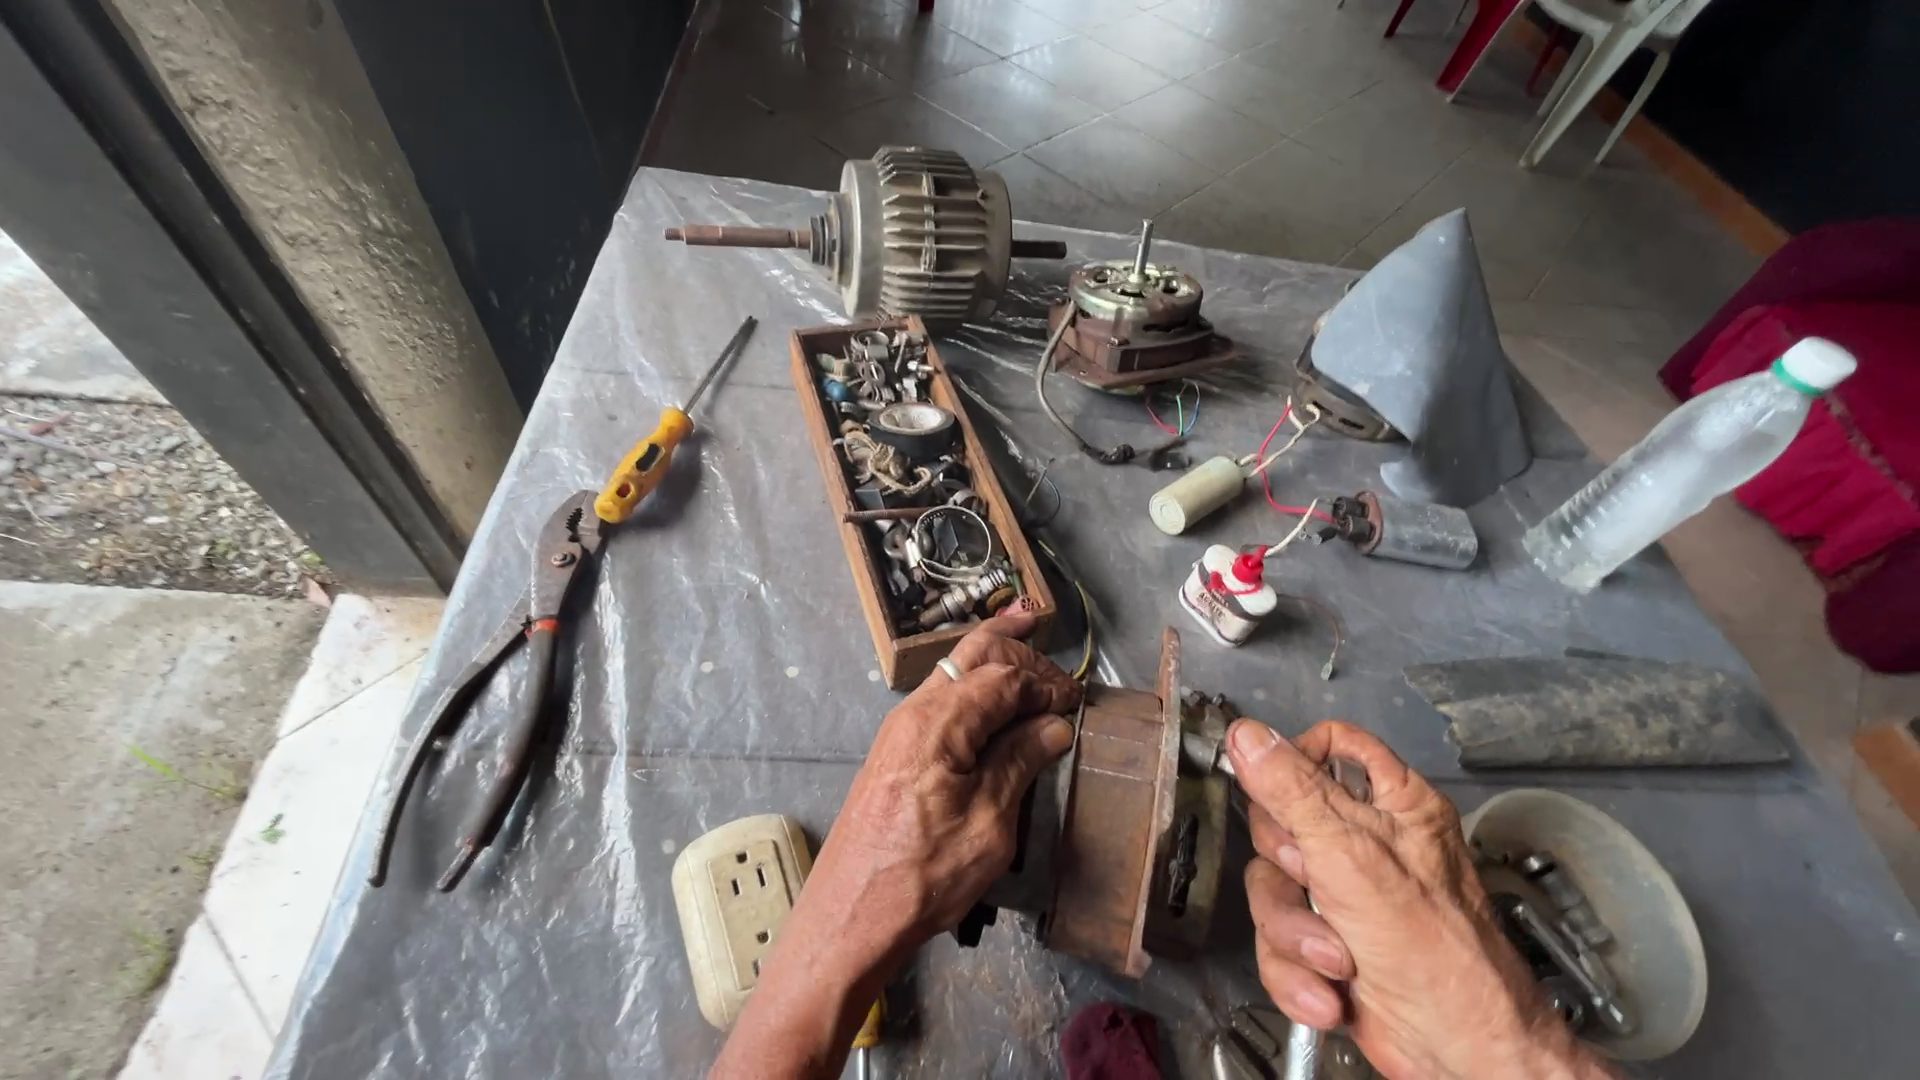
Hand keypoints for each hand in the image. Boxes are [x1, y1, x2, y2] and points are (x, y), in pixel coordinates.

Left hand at [712, 614, 1079, 1078]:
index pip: (1002, 677)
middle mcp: (915, 711)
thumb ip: (1020, 763)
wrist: (851, 915)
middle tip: (1058, 670)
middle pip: (973, 653)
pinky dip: (975, 686)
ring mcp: (901, 727)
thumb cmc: (924, 875)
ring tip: (1029, 648)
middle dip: (1019, 651)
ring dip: (995, 661)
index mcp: (939, 723)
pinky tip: (995, 696)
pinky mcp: (897, 747)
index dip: (1044, 684)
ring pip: (954, 670)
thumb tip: (1054, 725)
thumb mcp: (989, 825)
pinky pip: (943, 696)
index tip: (1075, 704)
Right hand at [1229, 720, 1612, 1079]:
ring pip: (1269, 882)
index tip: (1278, 790)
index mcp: (1389, 804)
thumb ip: (1294, 791)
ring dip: (1293, 930)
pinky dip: (1293, 969)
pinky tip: (1326, 986)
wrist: (1460, 1057)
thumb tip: (1249, 736)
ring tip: (1334, 958)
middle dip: (1287, 866)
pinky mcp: (1322, 938)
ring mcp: (1340, 892)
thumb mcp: (1353, 854)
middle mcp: (1362, 842)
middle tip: (1315, 879)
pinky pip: (1274, 935)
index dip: (1294, 761)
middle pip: (1278, 817)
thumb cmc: (1442, 956)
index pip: (1329, 746)